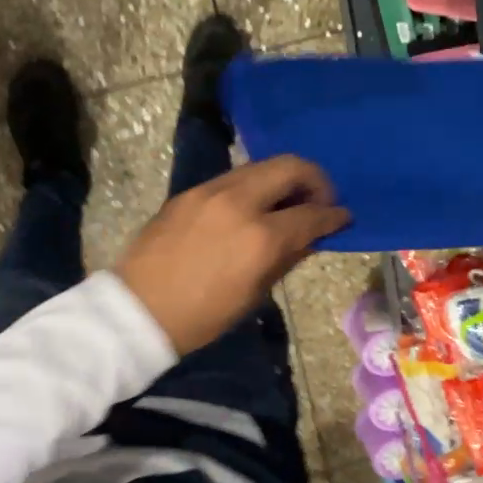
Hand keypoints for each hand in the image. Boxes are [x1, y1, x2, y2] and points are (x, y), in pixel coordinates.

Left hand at [115, 155, 350, 353]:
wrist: (138, 310)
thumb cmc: (202, 316)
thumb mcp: (254, 294)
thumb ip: (287, 257)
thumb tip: (310, 237)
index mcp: (260, 237)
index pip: (311, 213)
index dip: (334, 215)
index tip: (344, 217)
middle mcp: (239, 202)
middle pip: (290, 167)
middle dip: (315, 179)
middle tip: (320, 200)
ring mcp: (211, 191)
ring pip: (261, 166)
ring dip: (282, 178)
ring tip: (287, 201)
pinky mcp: (190, 191)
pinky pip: (233, 178)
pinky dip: (254, 186)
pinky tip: (253, 207)